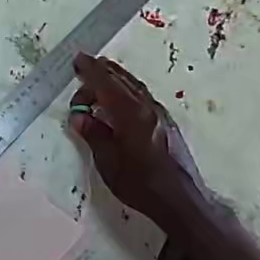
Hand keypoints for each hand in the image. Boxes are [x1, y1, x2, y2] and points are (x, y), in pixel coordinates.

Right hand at [70, 53, 206, 231]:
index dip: (90, 71)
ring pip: (135, 88)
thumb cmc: (141, 183)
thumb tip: (79, 116)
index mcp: (130, 114)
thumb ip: (94, 134)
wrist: (180, 199)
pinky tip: (120, 102)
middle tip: (85, 67)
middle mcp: (147, 108)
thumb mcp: (108, 161)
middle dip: (103, 72)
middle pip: (123, 81)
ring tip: (101, 79)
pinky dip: (127, 92)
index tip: (78, 60)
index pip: (106, 84)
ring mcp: (160, 115)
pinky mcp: (166, 124)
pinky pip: (142, 98)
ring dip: (116, 80)